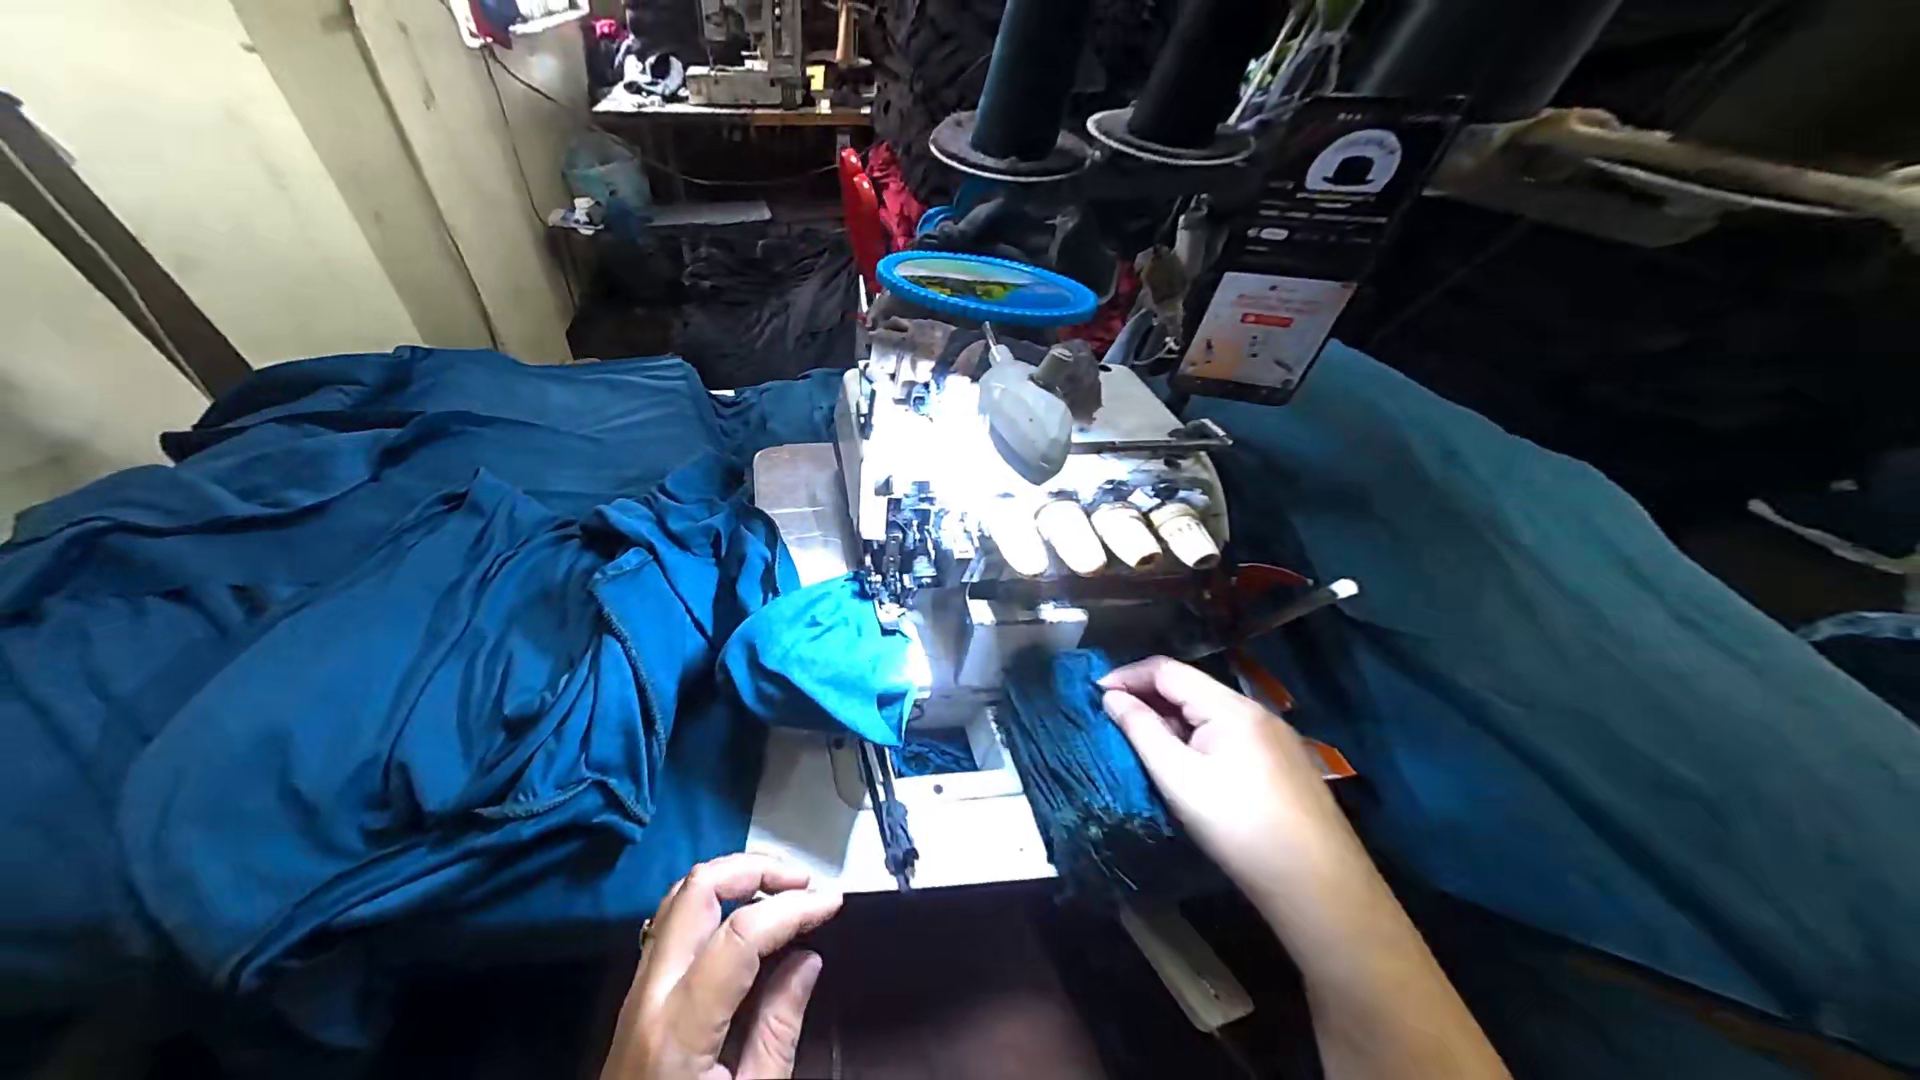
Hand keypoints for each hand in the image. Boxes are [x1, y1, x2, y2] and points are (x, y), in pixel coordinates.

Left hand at [601, 854, 843, 1079]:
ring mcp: (637, 991)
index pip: (739, 933)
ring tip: (783, 891)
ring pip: (681, 894)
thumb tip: (807, 959)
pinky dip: (717, 900)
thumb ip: (779, 1028)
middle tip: (804, 883)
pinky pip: (676, 920)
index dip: (792, 907)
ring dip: (736, 878)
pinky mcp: (638, 995)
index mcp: (676, 1031)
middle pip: (698, 890)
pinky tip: (751, 917)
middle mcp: (648, 996)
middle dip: (758, 869)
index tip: (832, 902)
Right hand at [1099, 656, 1373, 926]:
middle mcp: (1255, 711)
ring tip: (1141, 738)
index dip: (1128, 675)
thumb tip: (1112, 697)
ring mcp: (1274, 737)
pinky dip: (1196, 735)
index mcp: (1231, 707)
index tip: (1096, 693)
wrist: (1319, 888)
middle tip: (1113, 717)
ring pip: (1209, 711)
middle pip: (1191, 687)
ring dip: (1171, 717)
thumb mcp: (1179, 778)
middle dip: (1148, 696)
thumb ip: (1142, 730)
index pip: (1168, 670)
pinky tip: (1185, 761)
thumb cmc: (1239, 827)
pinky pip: (1227, 732)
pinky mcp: (1282, 762)